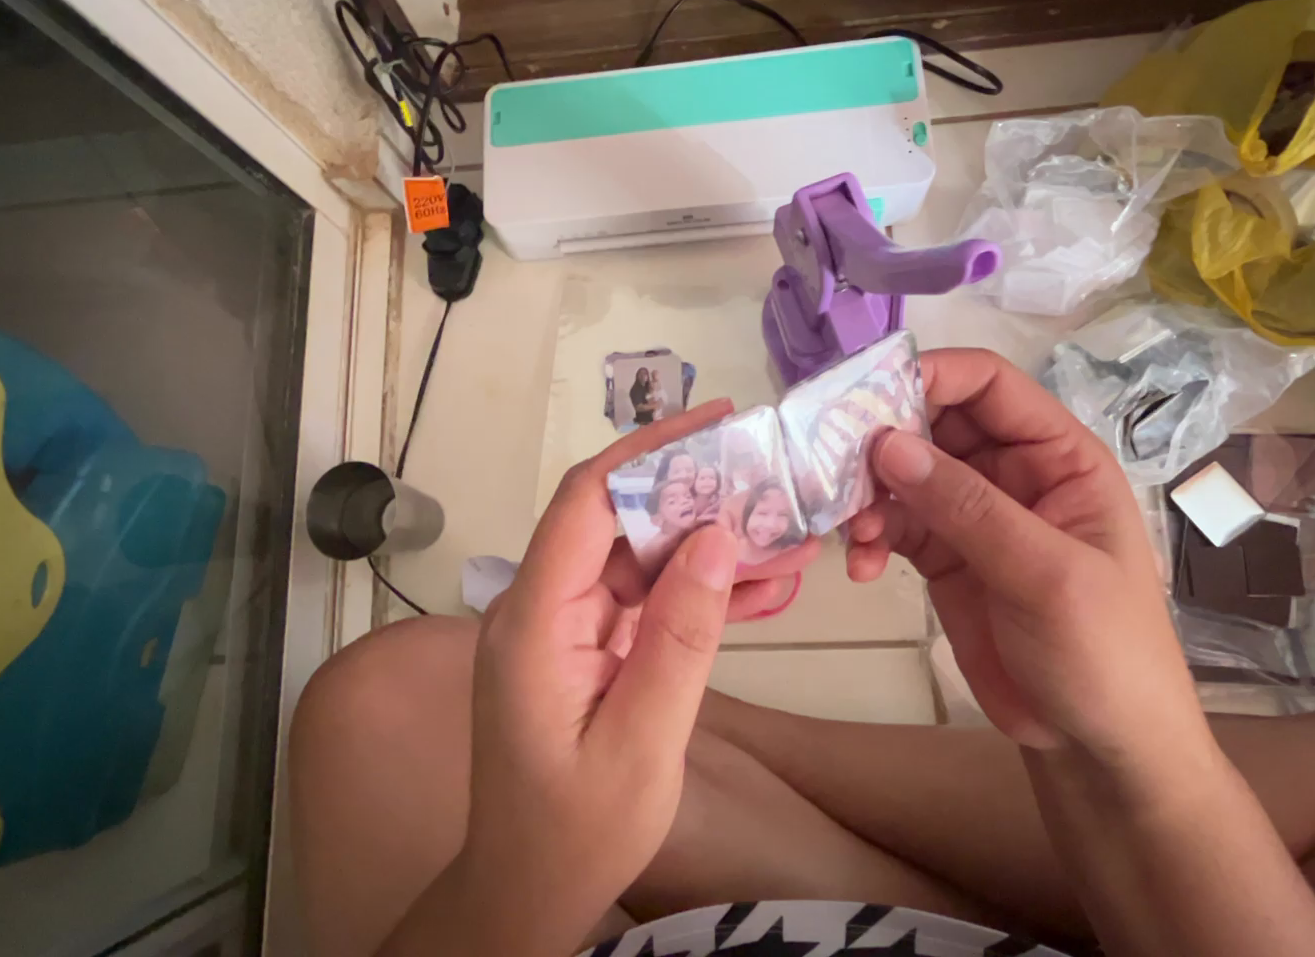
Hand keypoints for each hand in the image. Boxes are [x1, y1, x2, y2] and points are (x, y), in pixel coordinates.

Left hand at [458, 402, 782, 948]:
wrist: (531, 890)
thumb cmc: (578, 831)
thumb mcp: (642, 742)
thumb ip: (680, 637)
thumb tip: (717, 538)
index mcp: (534, 618)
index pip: (587, 502)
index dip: (649, 452)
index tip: (717, 424)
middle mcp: (541, 605)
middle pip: (618, 521)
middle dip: (695, 496)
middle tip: (768, 479)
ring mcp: (564, 623)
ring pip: (641, 558)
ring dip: (707, 548)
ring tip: (783, 539)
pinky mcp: (587, 643)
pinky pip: (645, 600)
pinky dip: (696, 593)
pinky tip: (758, 590)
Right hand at [845, 349, 1207, 775]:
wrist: (1094, 743)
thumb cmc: (1102, 652)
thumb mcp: (1044, 573)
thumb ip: (965, 506)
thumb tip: (884, 442)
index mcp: (1056, 456)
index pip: (988, 386)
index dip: (930, 376)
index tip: (865, 394)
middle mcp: (1009, 473)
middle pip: (932, 424)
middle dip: (882, 441)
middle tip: (835, 466)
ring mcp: (971, 515)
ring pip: (903, 474)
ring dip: (868, 495)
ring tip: (852, 531)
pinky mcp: (941, 554)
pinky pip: (892, 523)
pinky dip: (868, 537)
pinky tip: (860, 568)